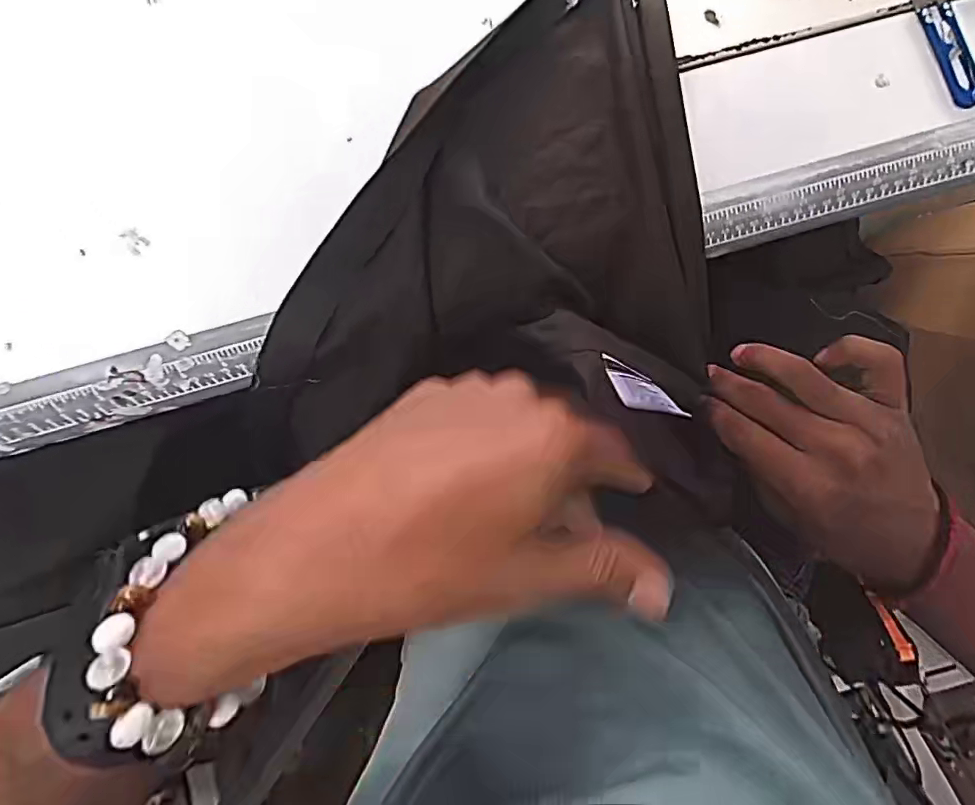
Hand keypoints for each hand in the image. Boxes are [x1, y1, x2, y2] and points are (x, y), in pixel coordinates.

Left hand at [131, 371, 671, 705]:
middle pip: (567, 430)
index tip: (633, 491)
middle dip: (575, 472)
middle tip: (565, 521)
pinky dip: (488, 440)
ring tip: (509, 506)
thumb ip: (604, 568)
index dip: (627, 476)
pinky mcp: (428, 394)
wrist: (315, 547)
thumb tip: (659, 585)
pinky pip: (479, 412)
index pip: (615, 448)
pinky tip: (463, 482)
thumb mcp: (527, 575)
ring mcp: (467, 389)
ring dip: (530, 454)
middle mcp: (516, 396)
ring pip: (522, 419)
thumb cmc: (426, 566)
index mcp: (552, 433)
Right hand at [705, 337, 939, 591]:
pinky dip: (848, 348)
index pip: (748, 435)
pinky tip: (820, 357)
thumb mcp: (791, 520)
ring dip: (765, 359)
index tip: (702, 402)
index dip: (717, 414)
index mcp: (811, 485)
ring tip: (741, 353)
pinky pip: (876, 360)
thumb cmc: (847, 536)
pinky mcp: (895, 406)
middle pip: (768, 403)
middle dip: (730, 385)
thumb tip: (729, 428)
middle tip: (710, 375)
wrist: (914, 543)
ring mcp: (870, 422)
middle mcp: (839, 448)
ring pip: (806, 376)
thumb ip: (759, 473)